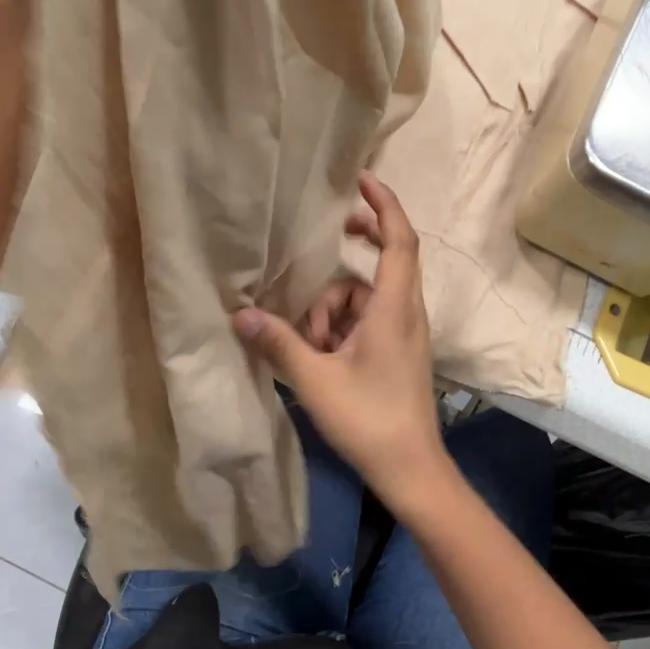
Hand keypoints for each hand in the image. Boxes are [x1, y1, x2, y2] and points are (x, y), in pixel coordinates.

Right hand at [233, 173, 449, 507]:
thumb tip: (239, 314)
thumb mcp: (315, 379)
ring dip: (333, 309)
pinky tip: (319, 358)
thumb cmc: (368, 419)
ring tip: (310, 346)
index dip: (383, 204)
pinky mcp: (398, 355)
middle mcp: (406, 314)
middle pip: (379, 265)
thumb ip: (278, 343)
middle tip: (320, 247)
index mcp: (394, 309)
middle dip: (347, 258)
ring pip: (365, 299)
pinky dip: (341, 329)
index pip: (398, 240)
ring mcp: (404, 336)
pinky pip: (367, 323)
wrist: (409, 468)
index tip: (360, 180)